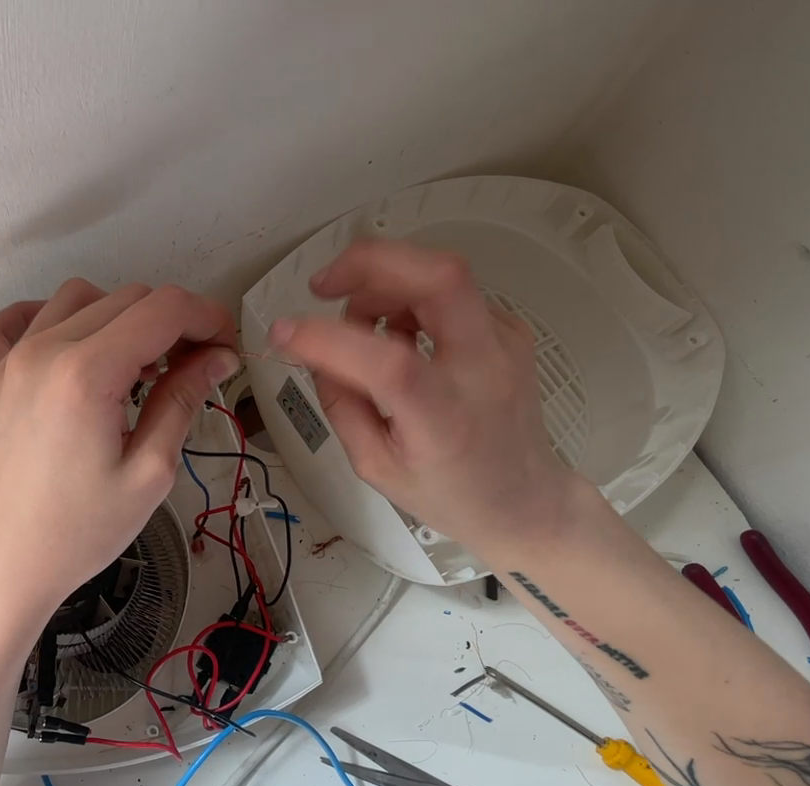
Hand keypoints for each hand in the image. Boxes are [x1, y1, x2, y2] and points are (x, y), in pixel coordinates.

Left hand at [0, 278, 237, 628]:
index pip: (164, 309)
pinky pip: (13, 321)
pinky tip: (71, 345)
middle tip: (195, 367)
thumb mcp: (149, 473)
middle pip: (127, 297)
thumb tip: (215, 358)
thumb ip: (182, 401)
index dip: (207, 319)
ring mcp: (12, 361)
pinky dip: (46, 317)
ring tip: (140, 367)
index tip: (226, 348)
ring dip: (120, 317)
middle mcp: (44, 352)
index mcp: (86, 374)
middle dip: (172, 322)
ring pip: (77, 298)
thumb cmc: (77, 533)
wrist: (10, 565)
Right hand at [269, 239, 582, 552]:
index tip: (283, 333)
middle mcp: (484, 370)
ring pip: (441, 274)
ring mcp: (504, 341)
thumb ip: (342, 406)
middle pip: (439, 277)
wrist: (526, 498)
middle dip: (369, 263)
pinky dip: (408, 300)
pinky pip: (449, 294)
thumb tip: (315, 354)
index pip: (390, 363)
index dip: (330, 339)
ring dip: (383, 284)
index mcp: (445, 421)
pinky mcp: (508, 328)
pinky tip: (396, 335)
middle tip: (323, 285)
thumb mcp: (376, 466)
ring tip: (360, 327)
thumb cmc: (448, 492)